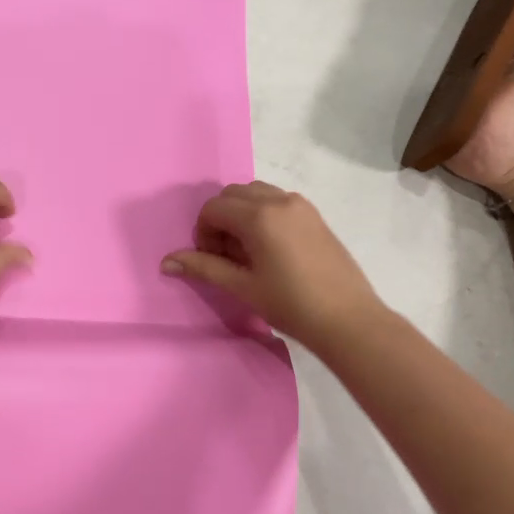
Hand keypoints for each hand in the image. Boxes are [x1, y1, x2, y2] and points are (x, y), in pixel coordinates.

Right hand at [161, 182, 378, 338]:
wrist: (348, 319)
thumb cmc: (290, 304)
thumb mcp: (242, 287)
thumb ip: (203, 267)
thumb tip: (166, 261)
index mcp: (259, 216)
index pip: (213, 208)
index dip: (203, 233)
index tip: (212, 260)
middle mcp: (280, 200)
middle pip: (233, 195)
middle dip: (220, 220)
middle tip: (225, 255)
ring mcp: (301, 205)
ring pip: (256, 194)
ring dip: (241, 215)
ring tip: (247, 253)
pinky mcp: (315, 216)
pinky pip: (277, 202)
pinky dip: (263, 215)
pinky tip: (270, 251)